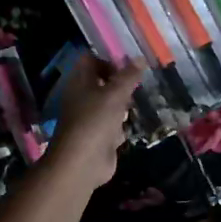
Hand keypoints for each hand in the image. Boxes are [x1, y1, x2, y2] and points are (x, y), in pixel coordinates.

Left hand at [42, 53, 143, 191]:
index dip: (108, 59)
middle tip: (140, 82)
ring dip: (124, 105)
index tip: (130, 63)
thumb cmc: (95, 121)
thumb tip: (139, 58)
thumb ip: (128, 76)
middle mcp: (82, 97)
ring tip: (141, 101)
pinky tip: (134, 124)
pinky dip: (123, 126)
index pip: (90, 60)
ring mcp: (90, 118)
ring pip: (110, 105)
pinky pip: (114, 125)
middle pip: (103, 83)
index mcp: (79, 82)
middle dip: (122, 83)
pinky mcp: (99, 136)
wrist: (83, 163)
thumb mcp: (115, 94)